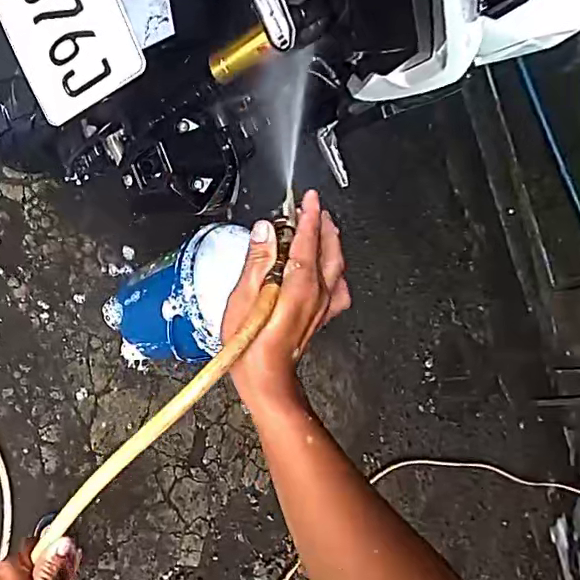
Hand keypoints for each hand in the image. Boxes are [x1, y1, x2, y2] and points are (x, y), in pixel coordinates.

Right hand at [223, 189, 350, 416]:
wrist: (266, 380)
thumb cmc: (250, 348)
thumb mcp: (241, 300)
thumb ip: (256, 262)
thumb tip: (265, 231)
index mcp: (299, 285)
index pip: (308, 240)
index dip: (308, 216)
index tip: (308, 199)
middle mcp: (317, 294)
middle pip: (328, 249)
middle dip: (323, 225)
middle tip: (314, 209)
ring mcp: (321, 307)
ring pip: (336, 266)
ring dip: (331, 244)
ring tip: (323, 231)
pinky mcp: (319, 318)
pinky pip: (337, 289)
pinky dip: (334, 272)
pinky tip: (329, 272)